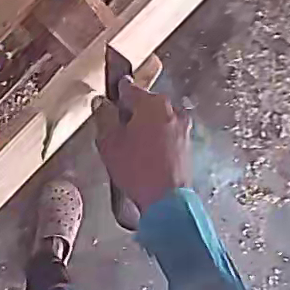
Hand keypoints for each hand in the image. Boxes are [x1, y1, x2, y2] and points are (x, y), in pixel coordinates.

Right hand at [93, 76, 191, 212]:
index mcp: (151, 103)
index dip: (115, 94)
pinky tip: (144, 157)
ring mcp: (182, 128)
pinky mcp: (187, 145)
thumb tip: (101, 103)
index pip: (129, 88)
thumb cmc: (137, 169)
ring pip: (157, 120)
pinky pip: (166, 135)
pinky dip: (156, 140)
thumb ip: (104, 116)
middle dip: (130, 114)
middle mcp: (171, 110)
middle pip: (145, 104)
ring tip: (129, 148)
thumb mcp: (109, 141)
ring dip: (144, 128)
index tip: (108, 100)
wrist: (166, 200)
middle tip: (115, 131)